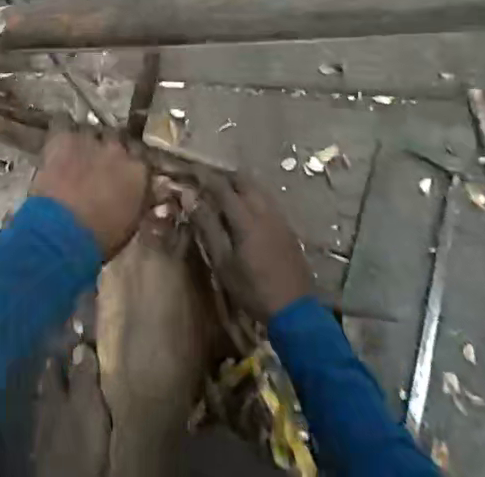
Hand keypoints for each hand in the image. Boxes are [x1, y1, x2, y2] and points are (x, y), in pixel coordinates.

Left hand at [30, 129, 148, 258]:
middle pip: (116, 138)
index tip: (121, 170)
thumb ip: (139, 198)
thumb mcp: (131, 221)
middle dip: (108, 147)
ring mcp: (90, 139)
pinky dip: (61, 129)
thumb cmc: (100, 237)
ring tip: (75, 152)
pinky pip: (63, 122)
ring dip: (85, 139)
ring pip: (90, 129)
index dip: (129, 161)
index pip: (141, 156)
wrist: (62, 231)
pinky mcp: (63, 137)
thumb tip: (144, 191)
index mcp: (139, 171)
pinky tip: (57, 137)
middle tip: (97, 161)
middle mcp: (118, 149)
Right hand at [193, 171, 313, 320]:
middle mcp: (265, 212)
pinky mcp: (288, 229)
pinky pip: (268, 202)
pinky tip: (245, 212)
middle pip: (244, 180)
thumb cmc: (252, 288)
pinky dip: (253, 197)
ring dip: (240, 186)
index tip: (190, 172)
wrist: (295, 312)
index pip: (222, 186)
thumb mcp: (222, 260)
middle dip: (224, 177)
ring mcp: (280, 220)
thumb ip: (206, 225)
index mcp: (246, 219)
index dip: (204, 176)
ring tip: (224, 195)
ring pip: (259, 189)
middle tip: (207, 183)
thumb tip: (188, 196)